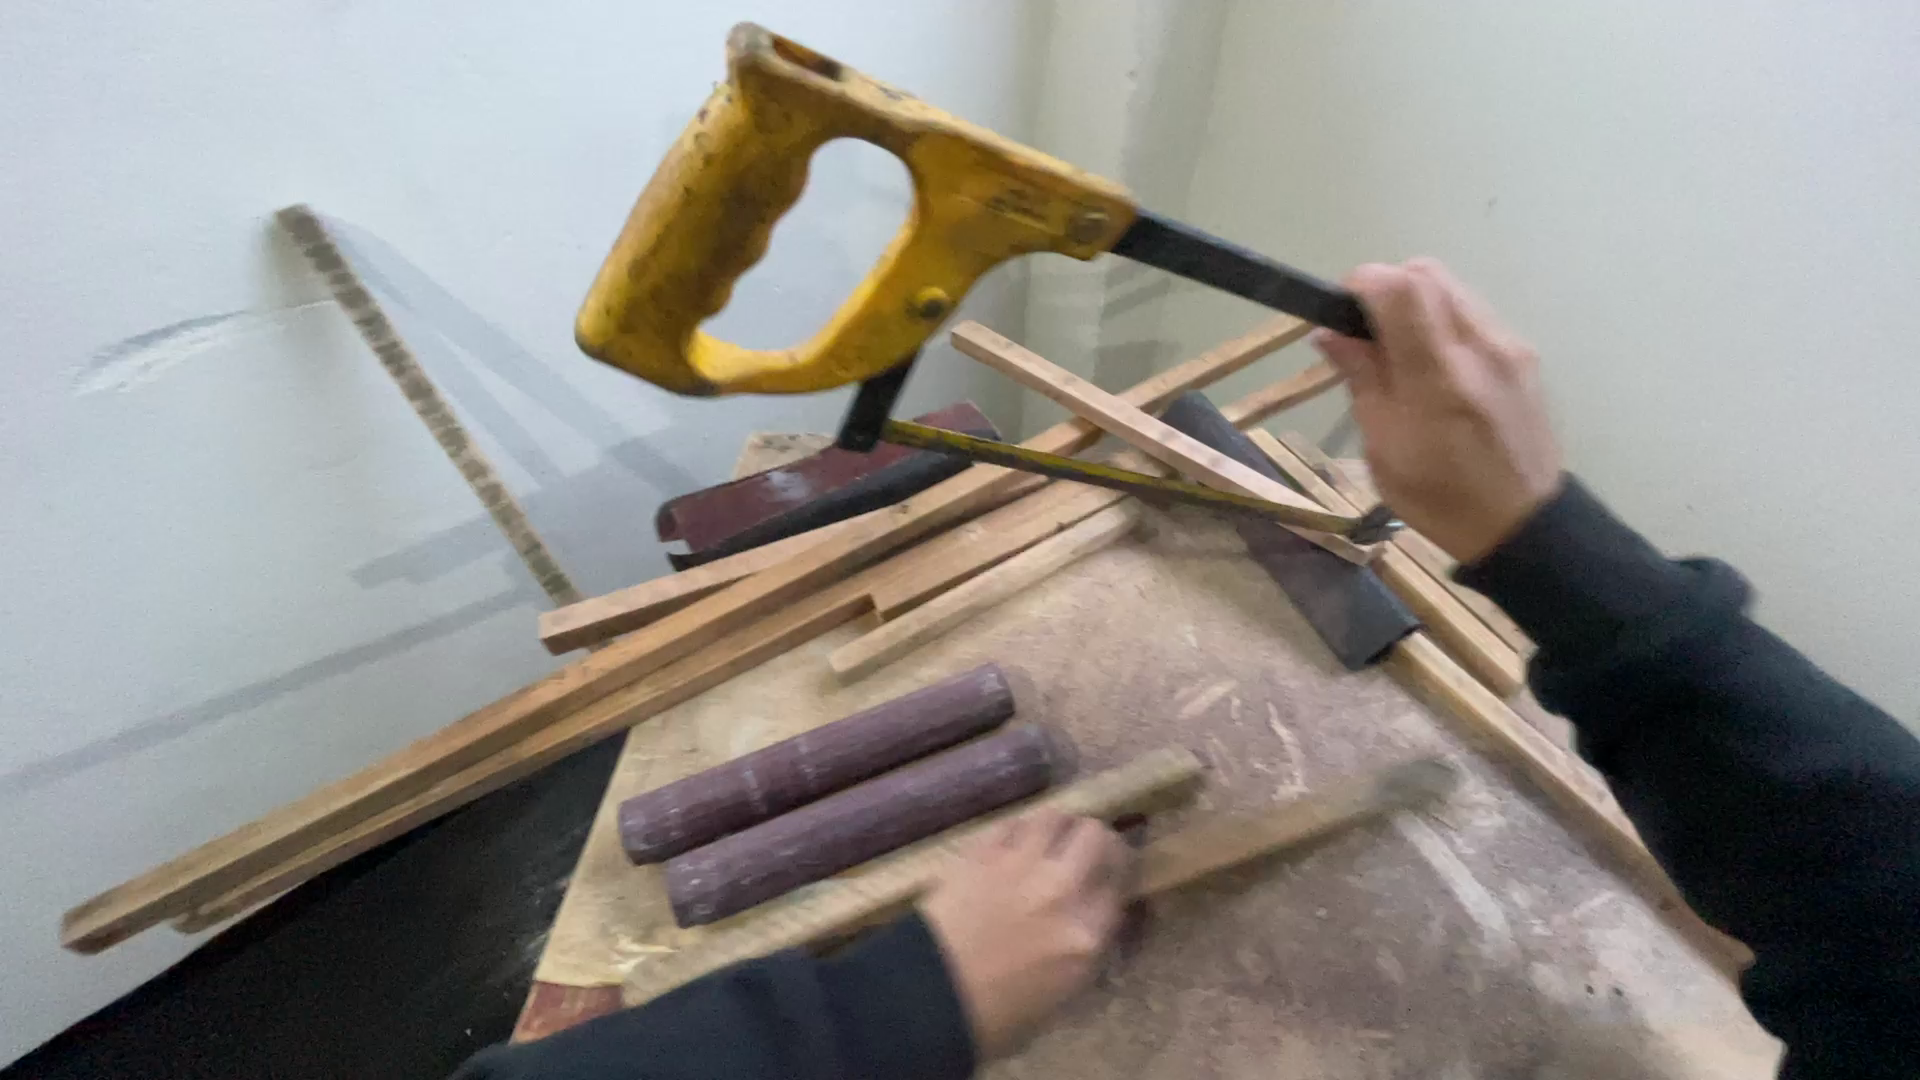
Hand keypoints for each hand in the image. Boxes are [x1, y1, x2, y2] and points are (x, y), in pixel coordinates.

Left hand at [918, 810, 1131, 1059]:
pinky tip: (1012, 842)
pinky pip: (1012, 823)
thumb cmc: (998, 1013)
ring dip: (1056, 824)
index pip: (1118, 881)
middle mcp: (1061, 889)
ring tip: (1049, 834)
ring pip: (1053, 816)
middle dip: (1094, 836)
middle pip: (1094, 835)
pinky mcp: (984, 851)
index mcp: (1085, 935)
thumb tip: (1090, 917)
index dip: (1116, 869)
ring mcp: (1021, 863)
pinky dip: (1017, 829)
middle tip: (1084, 844)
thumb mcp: (1061, 994)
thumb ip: (1084, 948)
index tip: (1109, 868)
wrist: (933, 995)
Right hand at [1313, 258, 1563, 562]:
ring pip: (1452, 289)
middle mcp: (1479, 345)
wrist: (1520, 522)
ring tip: (1393, 352)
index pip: (1401, 288)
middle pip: (1428, 274)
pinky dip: (1439, 322)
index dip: (1361, 284)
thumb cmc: (1435, 495)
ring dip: (1413, 305)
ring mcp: (1508, 345)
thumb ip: (1360, 379)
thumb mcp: (1382, 445)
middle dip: (1385, 289)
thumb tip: (1328, 333)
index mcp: (1436, 375)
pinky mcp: (1522, 354)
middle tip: (1361, 332)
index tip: (1338, 310)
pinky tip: (1428, 365)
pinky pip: (1472, 313)